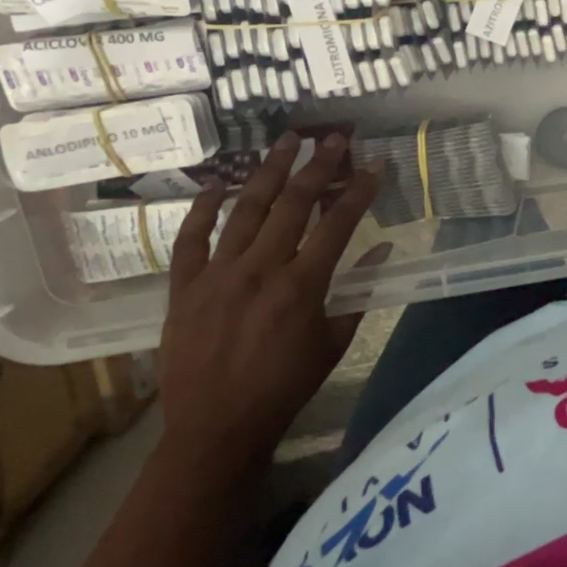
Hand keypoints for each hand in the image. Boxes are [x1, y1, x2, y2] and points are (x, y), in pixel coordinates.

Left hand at [156, 132, 385, 474]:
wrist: (215, 428)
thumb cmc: (285, 386)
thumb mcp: (335, 341)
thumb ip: (359, 292)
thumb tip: (383, 249)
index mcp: (301, 286)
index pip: (337, 223)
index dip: (359, 190)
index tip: (375, 164)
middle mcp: (259, 270)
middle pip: (293, 204)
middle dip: (317, 166)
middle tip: (333, 138)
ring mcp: (217, 276)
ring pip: (245, 210)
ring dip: (267, 172)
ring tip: (284, 142)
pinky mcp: (184, 289)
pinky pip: (191, 240)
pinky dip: (203, 209)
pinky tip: (218, 185)